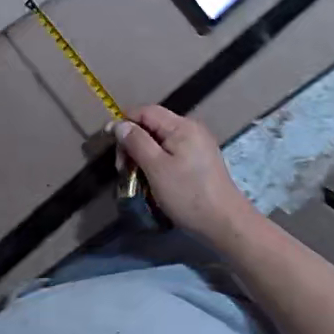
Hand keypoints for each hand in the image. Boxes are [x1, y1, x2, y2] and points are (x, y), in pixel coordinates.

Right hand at [112, 105, 257, 241]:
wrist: (224, 222)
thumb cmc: (187, 194)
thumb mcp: (156, 167)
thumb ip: (136, 142)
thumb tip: (120, 124)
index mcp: (182, 126)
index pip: (146, 111)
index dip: (125, 122)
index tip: (110, 142)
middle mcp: (191, 129)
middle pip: (153, 125)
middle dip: (133, 142)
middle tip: (123, 168)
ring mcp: (198, 145)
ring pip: (161, 140)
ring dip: (143, 154)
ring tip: (135, 176)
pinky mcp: (200, 160)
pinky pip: (172, 152)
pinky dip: (157, 161)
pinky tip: (152, 179)